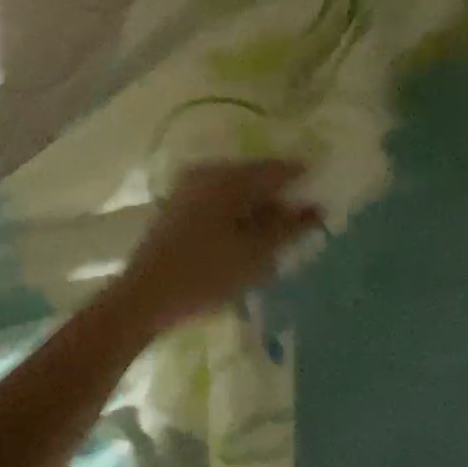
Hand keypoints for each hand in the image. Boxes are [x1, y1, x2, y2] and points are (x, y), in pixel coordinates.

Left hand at [109, 161, 322, 331]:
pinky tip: (242, 242)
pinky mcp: (175, 207)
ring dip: (256, 210)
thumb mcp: (256, 254)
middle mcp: (206, 171)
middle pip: (255, 177)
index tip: (324, 202)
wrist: (143, 297)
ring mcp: (186, 188)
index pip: (279, 169)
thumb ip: (289, 227)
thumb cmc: (205, 275)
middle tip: (300, 227)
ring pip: (235, 191)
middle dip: (279, 199)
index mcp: (228, 176)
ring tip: (272, 241)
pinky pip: (216, 202)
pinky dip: (235, 217)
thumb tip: (316, 207)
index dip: (305, 182)